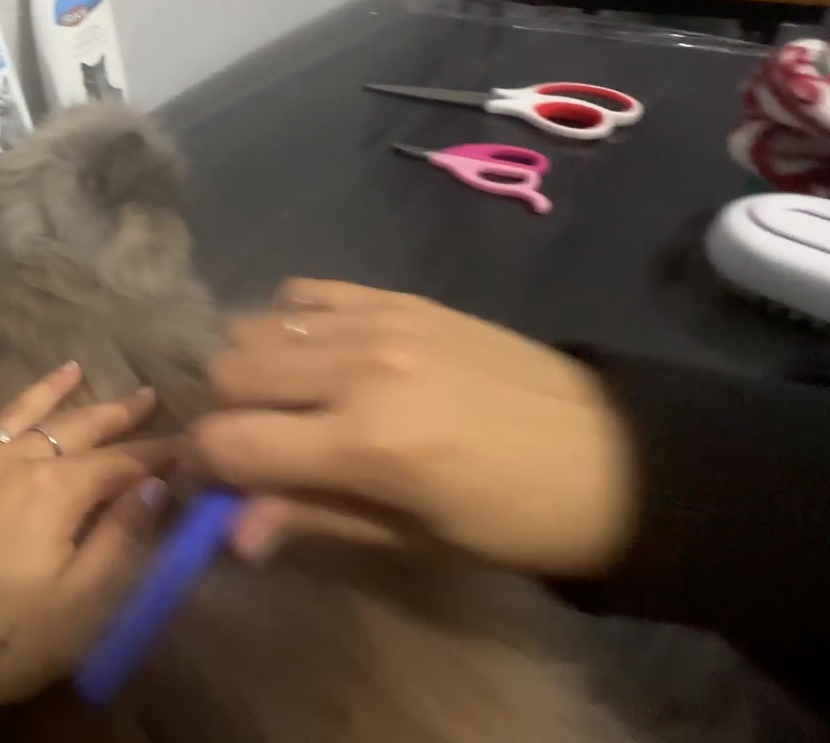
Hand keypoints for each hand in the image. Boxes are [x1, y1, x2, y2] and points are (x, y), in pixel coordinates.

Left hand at [0, 363, 170, 742]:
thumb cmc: (11, 636)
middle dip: (115, 412)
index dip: (157, 453)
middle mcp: (15, 461)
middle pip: (74, 427)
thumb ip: (122, 537)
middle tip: (147, 394)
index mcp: (56, 488)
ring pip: (18, 414)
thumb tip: (156, 484)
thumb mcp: (86, 602)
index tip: (189, 441)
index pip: (120, 461)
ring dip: (48, 390)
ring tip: (73, 367)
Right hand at [193, 279, 634, 577]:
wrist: (625, 457)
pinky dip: (286, 322)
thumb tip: (229, 530)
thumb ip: (309, 519)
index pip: (229, 442)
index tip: (214, 479)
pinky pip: (297, 291)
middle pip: (224, 372)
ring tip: (287, 394)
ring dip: (250, 367)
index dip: (204, 465)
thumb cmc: (515, 520)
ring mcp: (374, 321)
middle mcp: (357, 370)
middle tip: (256, 438)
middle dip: (224, 413)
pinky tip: (316, 352)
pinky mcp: (391, 295)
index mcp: (368, 444)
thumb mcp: (411, 539)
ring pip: (248, 327)